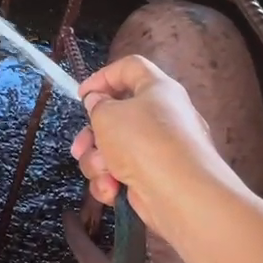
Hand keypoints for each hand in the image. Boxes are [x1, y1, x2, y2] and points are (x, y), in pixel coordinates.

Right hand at [70, 55, 243, 232]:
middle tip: (80, 147)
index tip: (83, 95)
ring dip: (99, 161)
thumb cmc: (143, 142)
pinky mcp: (156, 177)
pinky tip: (112, 189)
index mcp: (158, 90)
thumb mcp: (106, 114)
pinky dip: (113, 181)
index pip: (130, 67)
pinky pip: (124, 172)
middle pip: (117, 115)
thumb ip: (96, 104)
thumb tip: (99, 104)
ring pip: (114, 148)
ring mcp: (160, 150)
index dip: (102, 76)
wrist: (183, 195)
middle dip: (92, 135)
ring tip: (102, 171)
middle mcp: (163, 116)